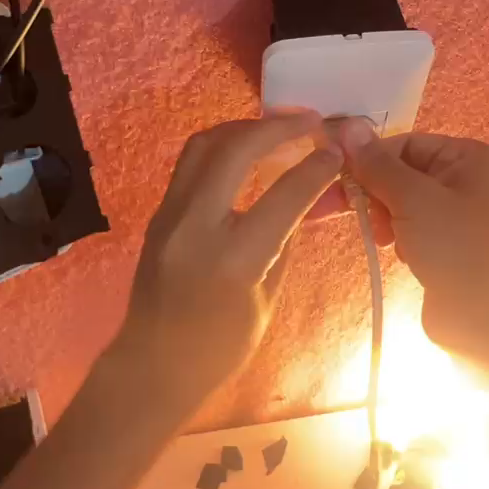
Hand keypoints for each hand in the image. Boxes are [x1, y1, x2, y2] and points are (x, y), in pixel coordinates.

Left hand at [109, 112, 340, 409]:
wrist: (152, 367)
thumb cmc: (220, 348)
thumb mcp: (268, 298)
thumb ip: (287, 240)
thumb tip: (313, 197)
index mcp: (232, 259)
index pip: (283, 195)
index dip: (316, 169)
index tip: (337, 153)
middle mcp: (195, 226)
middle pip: (235, 149)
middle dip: (277, 127)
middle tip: (310, 121)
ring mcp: (169, 215)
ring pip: (205, 144)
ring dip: (245, 128)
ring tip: (277, 128)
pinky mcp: (159, 212)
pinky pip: (192, 163)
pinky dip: (224, 147)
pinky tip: (248, 150)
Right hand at [337, 124, 488, 381]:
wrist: (488, 328)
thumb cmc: (458, 250)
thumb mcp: (414, 200)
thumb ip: (378, 164)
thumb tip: (347, 126)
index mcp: (469, 157)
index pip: (405, 144)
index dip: (369, 160)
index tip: (334, 178)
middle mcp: (466, 178)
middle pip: (401, 170)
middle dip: (372, 190)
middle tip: (333, 208)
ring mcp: (457, 213)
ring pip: (401, 199)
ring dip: (382, 215)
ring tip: (381, 238)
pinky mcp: (446, 243)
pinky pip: (408, 225)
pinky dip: (395, 233)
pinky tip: (394, 250)